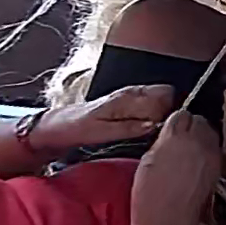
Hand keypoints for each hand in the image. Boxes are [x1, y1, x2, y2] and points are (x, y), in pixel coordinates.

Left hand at [31, 84, 175, 152]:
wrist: (55, 126)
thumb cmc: (75, 129)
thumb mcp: (99, 134)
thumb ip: (127, 128)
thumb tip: (154, 125)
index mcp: (126, 98)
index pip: (163, 98)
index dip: (167, 114)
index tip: (161, 130)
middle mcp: (132, 91)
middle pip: (168, 93)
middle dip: (169, 110)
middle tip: (159, 129)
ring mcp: (132, 93)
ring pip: (162, 95)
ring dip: (163, 110)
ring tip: (153, 128)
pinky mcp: (130, 98)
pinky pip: (153, 99)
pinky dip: (156, 110)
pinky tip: (146, 124)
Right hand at [131, 111, 221, 224]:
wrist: (169, 220)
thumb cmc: (150, 196)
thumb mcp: (147, 162)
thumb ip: (162, 142)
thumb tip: (170, 134)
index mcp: (174, 138)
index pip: (181, 115)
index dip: (175, 121)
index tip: (172, 127)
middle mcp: (197, 140)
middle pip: (199, 120)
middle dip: (190, 125)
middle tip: (181, 137)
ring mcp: (211, 151)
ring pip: (209, 131)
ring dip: (201, 135)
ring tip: (189, 148)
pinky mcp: (219, 163)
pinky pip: (215, 146)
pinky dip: (207, 148)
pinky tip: (197, 159)